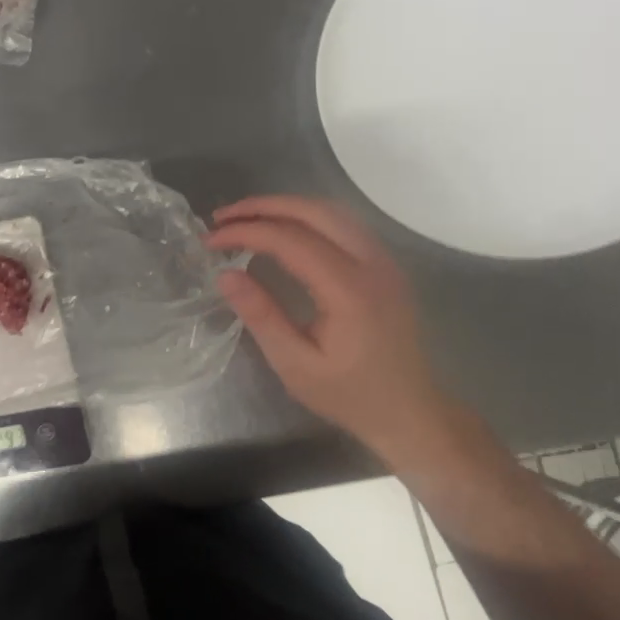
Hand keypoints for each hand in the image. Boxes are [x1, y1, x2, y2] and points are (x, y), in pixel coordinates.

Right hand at [206, 196, 456, 454]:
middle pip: (315, 212)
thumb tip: (225, 274)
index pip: (291, 240)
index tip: (210, 241)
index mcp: (350, 291)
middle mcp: (373, 265)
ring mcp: (385, 263)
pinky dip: (307, 219)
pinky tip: (282, 231)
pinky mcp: (385, 268)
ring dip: (286, 208)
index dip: (246, 232)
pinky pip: (345, 226)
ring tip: (246, 220)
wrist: (409, 411)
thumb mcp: (294, 364)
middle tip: (222, 218)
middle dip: (264, 207)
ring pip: (333, 213)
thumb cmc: (349, 394)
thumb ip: (261, 316)